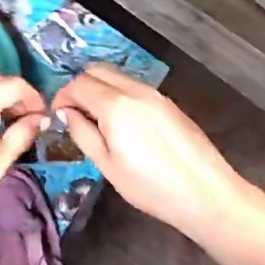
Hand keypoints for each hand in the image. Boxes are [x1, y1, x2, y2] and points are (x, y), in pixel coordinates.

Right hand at [53, 64, 251, 237]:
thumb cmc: (152, 187)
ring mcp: (154, 93)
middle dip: (79, 86)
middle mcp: (134, 90)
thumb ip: (83, 133)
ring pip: (116, 75)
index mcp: (115, 105)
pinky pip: (134, 86)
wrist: (207, 193)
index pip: (78, 84)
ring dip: (99, 87)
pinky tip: (122, 122)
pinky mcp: (168, 102)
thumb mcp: (108, 166)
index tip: (58, 115)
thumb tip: (67, 113)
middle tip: (74, 114)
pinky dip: (118, 93)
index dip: (62, 96)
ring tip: (96, 119)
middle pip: (96, 70)